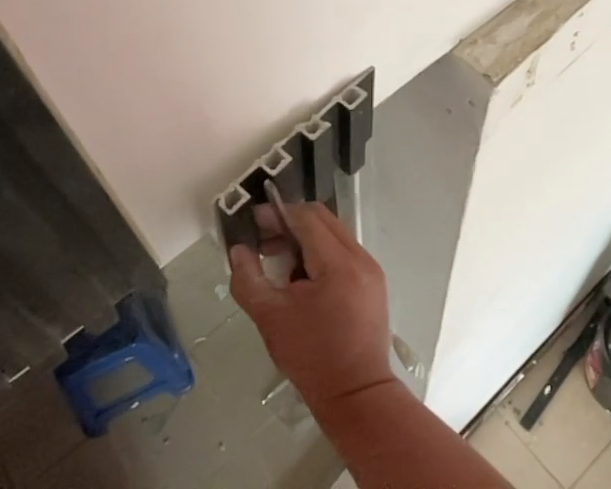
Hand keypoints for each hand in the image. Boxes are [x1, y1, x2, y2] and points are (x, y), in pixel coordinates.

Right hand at [228, 200, 395, 407]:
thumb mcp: (269, 316)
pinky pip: (343, 253)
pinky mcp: (372, 284)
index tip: (252, 223)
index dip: (276, 214)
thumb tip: (238, 250)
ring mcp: (371, 271)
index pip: (306, 218)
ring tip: (277, 261)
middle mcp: (360, 259)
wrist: (356, 396)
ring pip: (333, 234)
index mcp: (339, 264)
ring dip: (304, 239)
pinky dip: (319, 254)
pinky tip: (300, 278)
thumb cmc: (311, 356)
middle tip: (262, 240)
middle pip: (322, 220)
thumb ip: (248, 278)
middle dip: (289, 223)